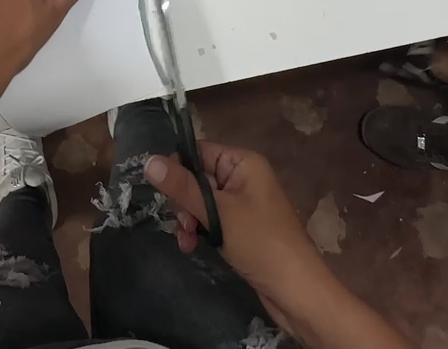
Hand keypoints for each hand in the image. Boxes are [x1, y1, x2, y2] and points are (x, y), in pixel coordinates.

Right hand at [144, 141, 324, 297]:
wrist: (299, 295)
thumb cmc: (262, 244)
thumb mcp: (218, 214)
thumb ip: (182, 187)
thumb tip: (148, 161)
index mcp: (243, 163)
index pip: (197, 152)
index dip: (176, 169)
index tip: (162, 192)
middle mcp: (242, 177)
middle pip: (196, 177)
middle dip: (183, 202)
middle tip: (182, 223)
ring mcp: (242, 203)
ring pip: (200, 201)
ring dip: (189, 219)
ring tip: (187, 239)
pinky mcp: (241, 226)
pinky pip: (211, 218)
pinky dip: (200, 230)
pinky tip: (192, 245)